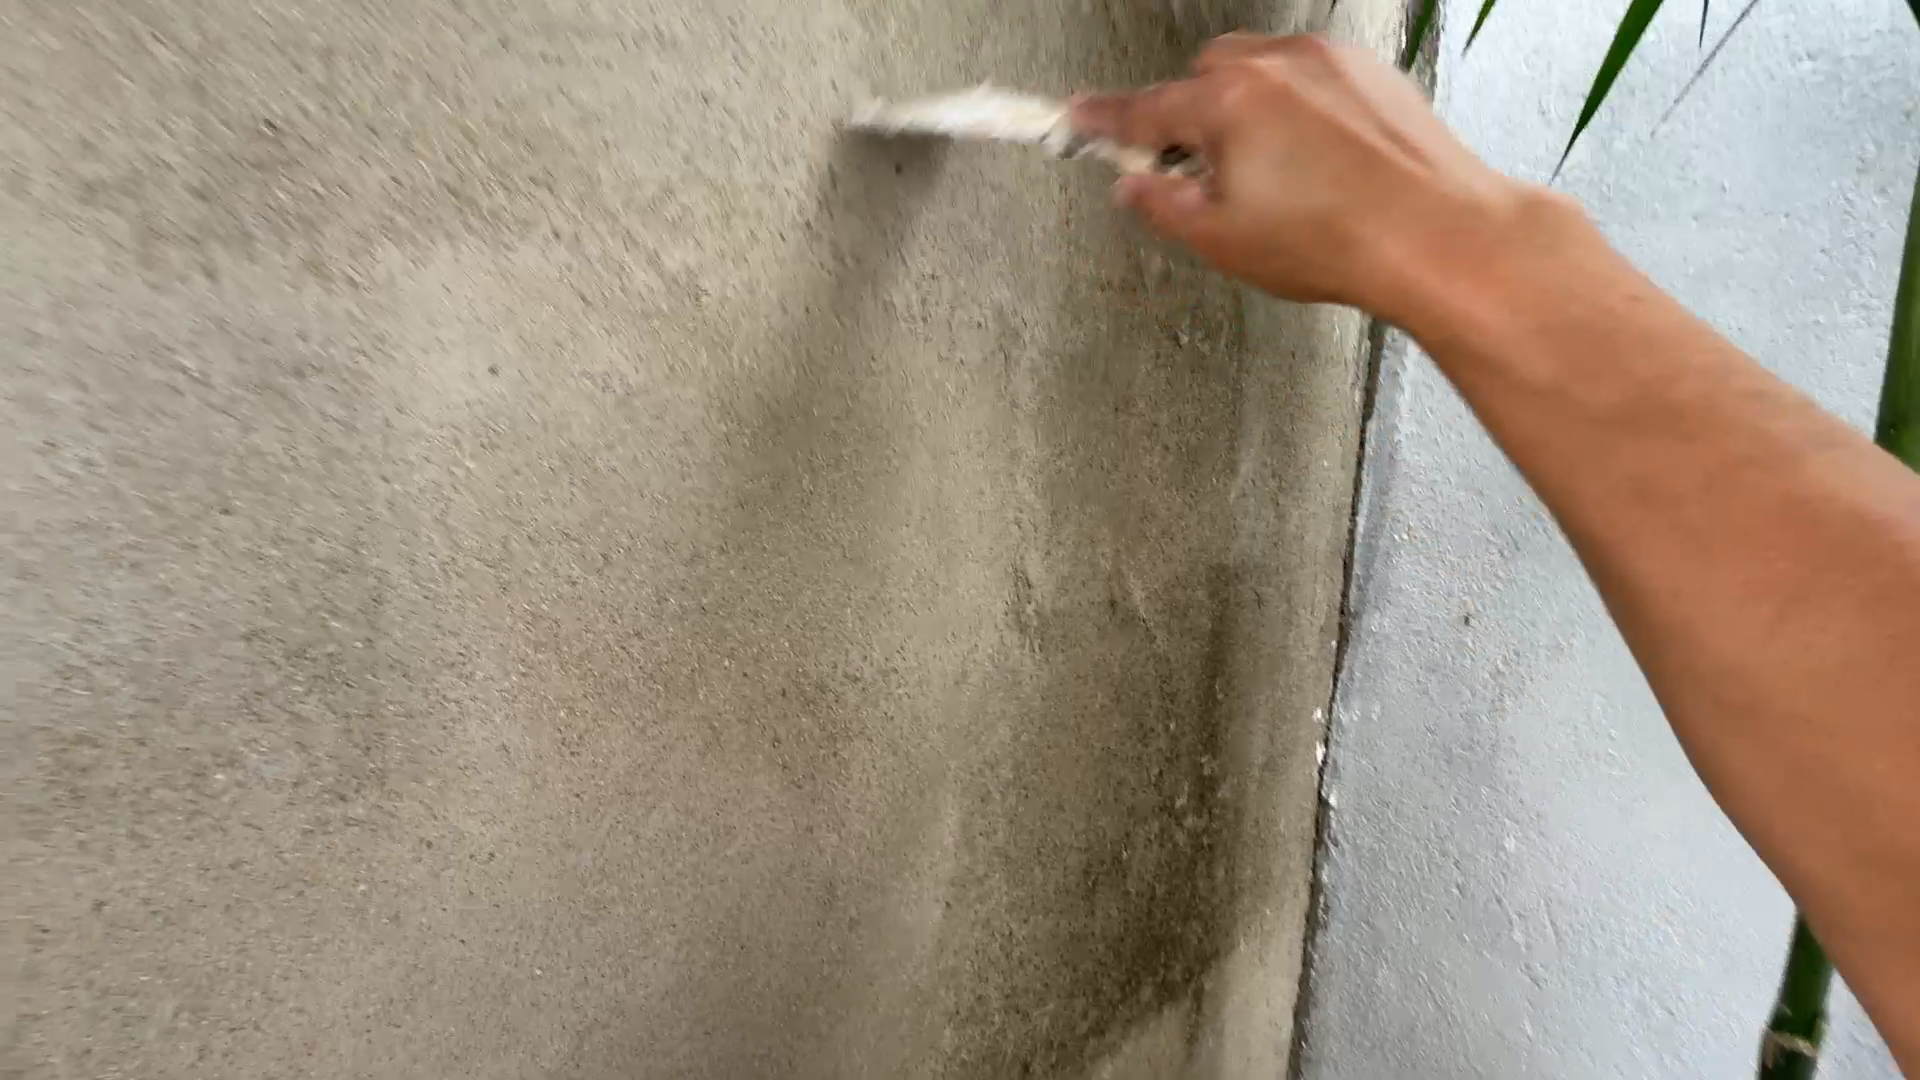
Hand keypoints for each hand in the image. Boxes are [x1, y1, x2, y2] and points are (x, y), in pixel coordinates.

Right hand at [1072, 34, 1535, 322]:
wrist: (1434, 235)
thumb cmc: (1330, 240)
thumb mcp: (1218, 239)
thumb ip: (1161, 205)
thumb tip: (1133, 184)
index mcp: (1229, 103)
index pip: (1144, 110)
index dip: (1103, 120)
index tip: (1076, 118)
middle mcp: (1277, 64)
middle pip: (1201, 77)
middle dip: (1187, 119)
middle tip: (1194, 177)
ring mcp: (1328, 62)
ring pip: (1254, 72)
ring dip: (1238, 114)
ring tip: (1261, 180)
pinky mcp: (1368, 72)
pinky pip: (1303, 78)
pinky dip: (1286, 112)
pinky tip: (1305, 165)